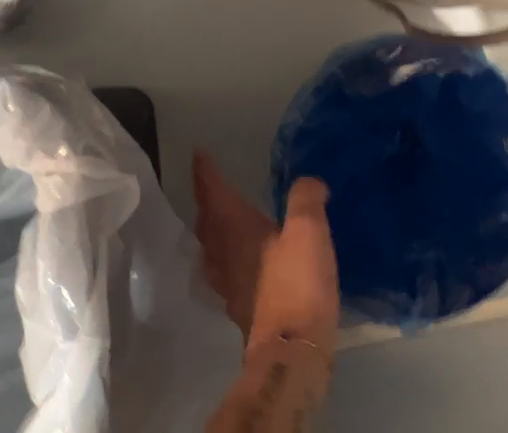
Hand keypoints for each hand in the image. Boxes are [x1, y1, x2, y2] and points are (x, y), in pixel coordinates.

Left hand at [193, 152, 339, 352]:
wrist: (292, 352)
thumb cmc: (297, 284)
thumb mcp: (308, 230)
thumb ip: (305, 198)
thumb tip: (308, 181)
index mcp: (235, 231)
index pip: (214, 195)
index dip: (206, 174)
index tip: (199, 155)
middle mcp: (225, 256)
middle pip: (209, 224)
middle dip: (209, 203)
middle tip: (212, 187)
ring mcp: (231, 286)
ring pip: (214, 250)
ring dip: (216, 232)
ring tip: (225, 223)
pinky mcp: (244, 309)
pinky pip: (229, 272)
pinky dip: (231, 257)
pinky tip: (247, 264)